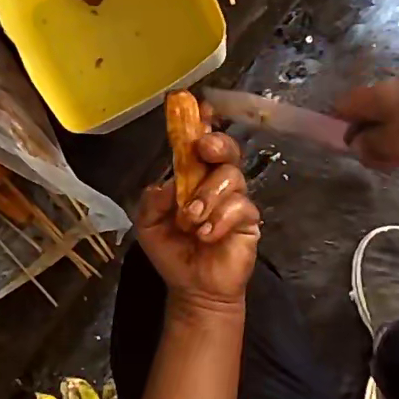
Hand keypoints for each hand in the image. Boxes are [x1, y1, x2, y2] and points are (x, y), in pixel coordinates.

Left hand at [135, 129, 260, 309]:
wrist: (194, 288)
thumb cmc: (173, 253)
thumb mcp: (149, 226)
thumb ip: (152, 201)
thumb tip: (167, 183)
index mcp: (193, 177)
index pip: (201, 144)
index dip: (202, 124)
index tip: (198, 109)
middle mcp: (216, 182)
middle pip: (226, 149)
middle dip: (215, 143)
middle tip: (202, 149)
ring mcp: (235, 199)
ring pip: (231, 176)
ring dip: (207, 195)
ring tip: (191, 220)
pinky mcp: (250, 220)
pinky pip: (240, 206)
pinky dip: (220, 218)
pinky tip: (207, 235)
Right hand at [336, 72, 398, 169]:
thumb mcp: (395, 145)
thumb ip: (370, 146)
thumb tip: (357, 145)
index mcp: (378, 95)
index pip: (344, 106)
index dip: (339, 128)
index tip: (350, 151)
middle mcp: (397, 87)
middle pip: (371, 111)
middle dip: (371, 137)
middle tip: (384, 162)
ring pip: (397, 114)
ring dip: (395, 137)